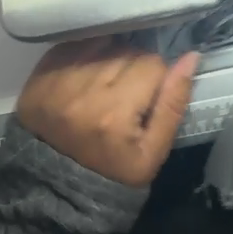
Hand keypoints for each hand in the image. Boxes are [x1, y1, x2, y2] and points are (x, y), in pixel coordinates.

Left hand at [15, 38, 199, 186]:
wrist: (54, 189)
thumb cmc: (112, 173)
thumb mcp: (153, 152)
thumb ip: (174, 103)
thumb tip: (192, 56)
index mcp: (115, 113)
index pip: (152, 64)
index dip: (155, 79)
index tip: (146, 99)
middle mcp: (84, 91)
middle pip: (127, 51)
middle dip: (133, 68)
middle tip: (126, 95)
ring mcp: (58, 81)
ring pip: (104, 44)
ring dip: (111, 58)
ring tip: (106, 85)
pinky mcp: (40, 75)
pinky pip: (76, 44)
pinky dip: (87, 53)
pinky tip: (87, 75)